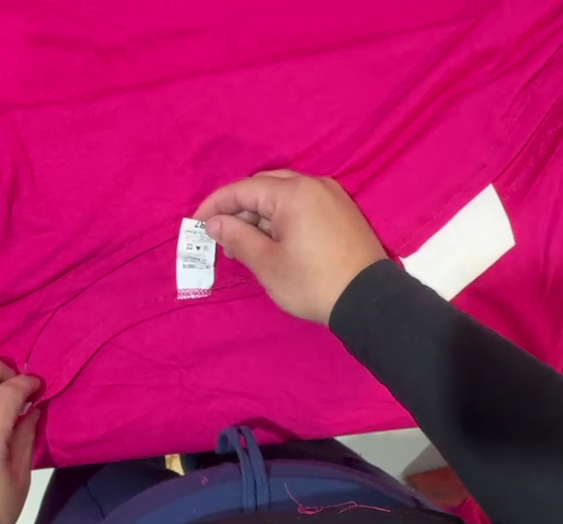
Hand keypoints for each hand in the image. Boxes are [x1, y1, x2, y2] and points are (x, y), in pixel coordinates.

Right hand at [192, 170, 388, 323]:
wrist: (366, 299)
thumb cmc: (311, 282)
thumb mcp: (267, 263)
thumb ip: (237, 238)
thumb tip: (214, 223)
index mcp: (292, 193)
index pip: (243, 189)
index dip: (216, 205)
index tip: (196, 225)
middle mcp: (312, 185)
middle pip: (264, 188)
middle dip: (238, 210)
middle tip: (220, 239)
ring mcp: (330, 197)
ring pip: (283, 197)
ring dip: (259, 217)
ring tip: (244, 247)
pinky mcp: (340, 212)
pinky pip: (301, 207)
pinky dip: (280, 220)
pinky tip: (272, 244)